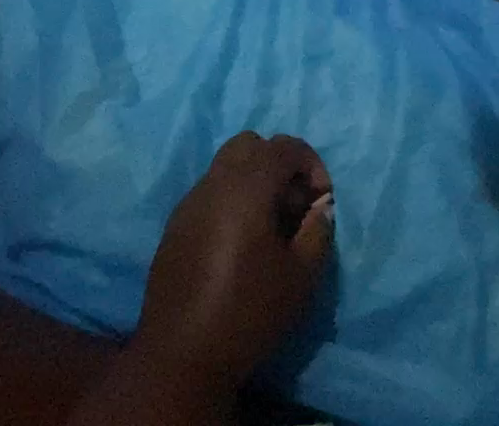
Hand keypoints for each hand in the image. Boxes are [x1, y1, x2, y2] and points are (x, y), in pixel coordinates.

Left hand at [133, 132, 334, 390]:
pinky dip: (231, 199)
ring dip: (253, 180)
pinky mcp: (175, 225)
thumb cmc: (249, 312)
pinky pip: (209, 192)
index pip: (284, 146)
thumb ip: (317, 229)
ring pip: (225, 166)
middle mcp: (214, 183)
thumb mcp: (301, 275)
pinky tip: (240, 242)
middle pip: (249, 144)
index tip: (322, 198)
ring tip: (269, 225)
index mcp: (246, 188)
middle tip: (293, 204)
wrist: (181, 354)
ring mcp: (189, 202)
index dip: (311, 163)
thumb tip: (321, 204)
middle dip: (278, 163)